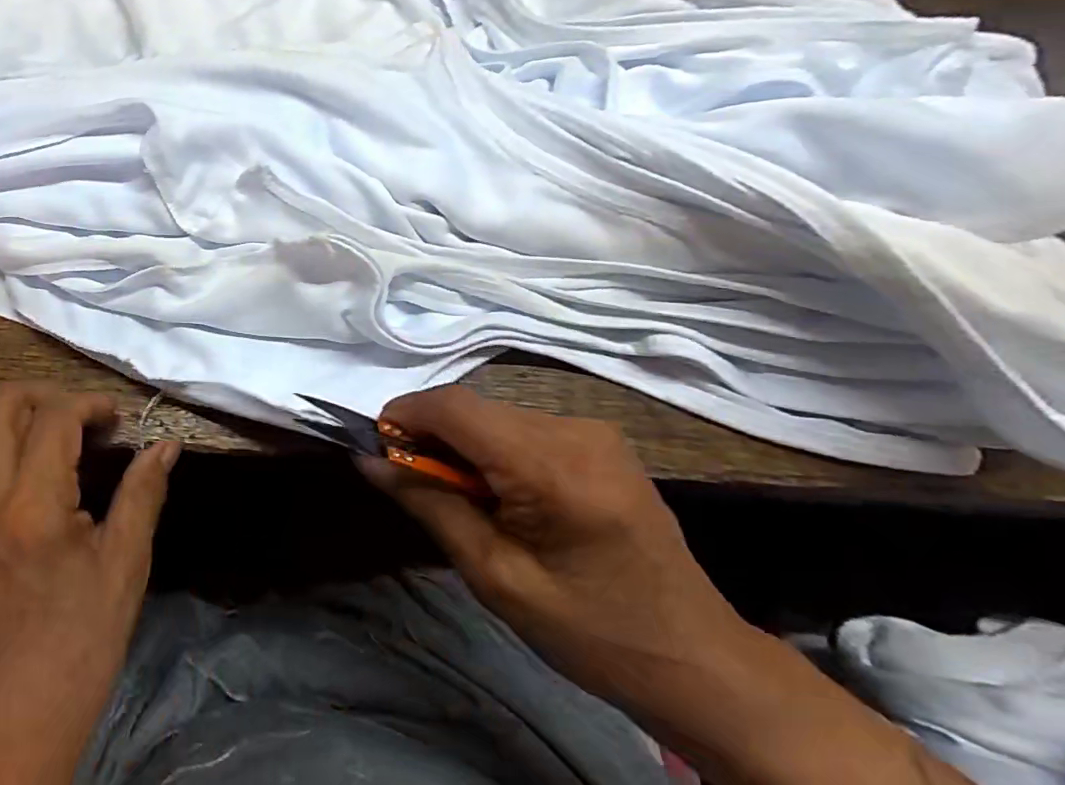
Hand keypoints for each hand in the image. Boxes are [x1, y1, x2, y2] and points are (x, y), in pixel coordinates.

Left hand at [0, 384, 179, 784]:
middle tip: (85, 418)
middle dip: (49, 394)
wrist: (7, 713)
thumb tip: (167, 445)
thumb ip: (143, 495)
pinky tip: (10, 465)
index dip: (92, 404)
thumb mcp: (124, 568)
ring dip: (13, 412)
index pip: (56, 416)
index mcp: (33, 503)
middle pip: (3, 402)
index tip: (118, 421)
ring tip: (51, 433)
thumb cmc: (77, 644)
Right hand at [362, 386, 970, 784]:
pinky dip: (494, 448)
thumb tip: (369, 460)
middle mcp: (575, 430)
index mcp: (553, 468)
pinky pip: (524, 426)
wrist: (695, 658)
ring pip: (496, 414)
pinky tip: (501, 493)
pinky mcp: (601, 439)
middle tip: (415, 486)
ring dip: (463, 444)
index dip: (405, 416)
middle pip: (475, 408)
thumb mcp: (495, 577)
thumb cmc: (589, 631)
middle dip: (432, 436)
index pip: (456, 407)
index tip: (378, 449)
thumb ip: (429, 505)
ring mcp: (594, 430)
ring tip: (462, 499)